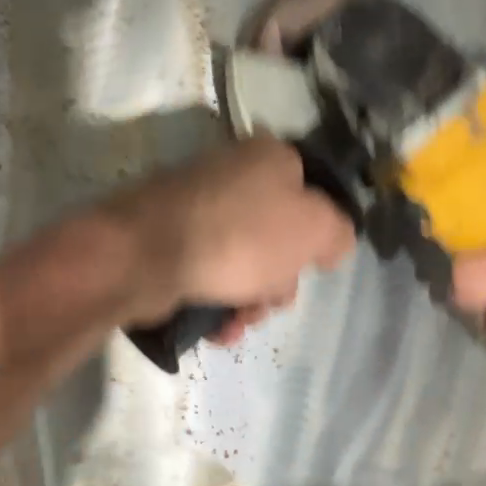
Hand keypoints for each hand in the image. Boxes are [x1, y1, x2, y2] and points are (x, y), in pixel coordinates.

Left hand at [109, 138, 355, 333]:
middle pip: (278, 239)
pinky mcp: (170, 241)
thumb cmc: (241, 238)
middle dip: (279, 282)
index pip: (312, 196)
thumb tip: (336, 242)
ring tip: (238, 321)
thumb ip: (337, 233)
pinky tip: (218, 328)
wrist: (149, 256)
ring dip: (249, 303)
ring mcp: (197, 207)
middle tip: (270, 300)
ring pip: (244, 265)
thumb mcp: (312, 230)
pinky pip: (210, 277)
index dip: (316, 239)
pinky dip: (219, 305)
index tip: (311, 269)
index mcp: (271, 158)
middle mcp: (233, 173)